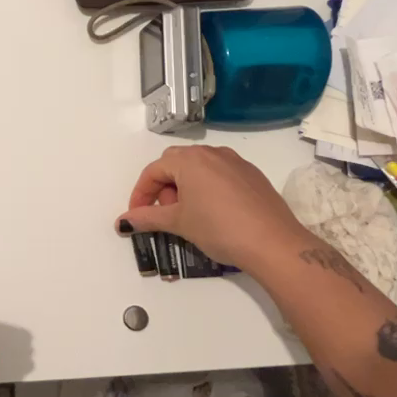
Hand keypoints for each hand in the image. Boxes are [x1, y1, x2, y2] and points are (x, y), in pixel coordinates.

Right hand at [115, 145, 312, 268]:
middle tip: (164, 212)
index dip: (140, 194)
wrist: (274, 243)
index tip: (137, 216)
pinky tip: (214, 212)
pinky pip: (220, 174)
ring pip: (199, 167)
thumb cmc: (218, 228)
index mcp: (190, 160)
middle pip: (175, 163)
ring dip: (185, 186)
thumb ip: (147, 218)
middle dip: (163, 186)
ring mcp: (236, 162)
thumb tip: (122, 222)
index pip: (153, 171)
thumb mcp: (178, 223)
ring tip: (189, 214)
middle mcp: (212, 153)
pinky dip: (208, 187)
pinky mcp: (253, 175)